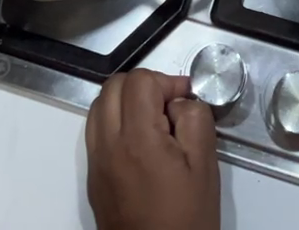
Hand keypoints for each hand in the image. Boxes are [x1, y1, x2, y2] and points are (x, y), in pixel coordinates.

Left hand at [85, 69, 218, 229]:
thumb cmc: (186, 218)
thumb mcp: (204, 164)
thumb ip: (196, 118)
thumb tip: (181, 100)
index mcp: (137, 139)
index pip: (140, 81)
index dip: (167, 82)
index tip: (185, 99)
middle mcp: (108, 145)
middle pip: (114, 86)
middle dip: (144, 86)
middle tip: (169, 106)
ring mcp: (96, 162)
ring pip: (99, 105)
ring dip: (125, 101)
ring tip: (153, 121)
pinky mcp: (93, 177)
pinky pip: (96, 130)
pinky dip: (114, 121)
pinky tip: (139, 139)